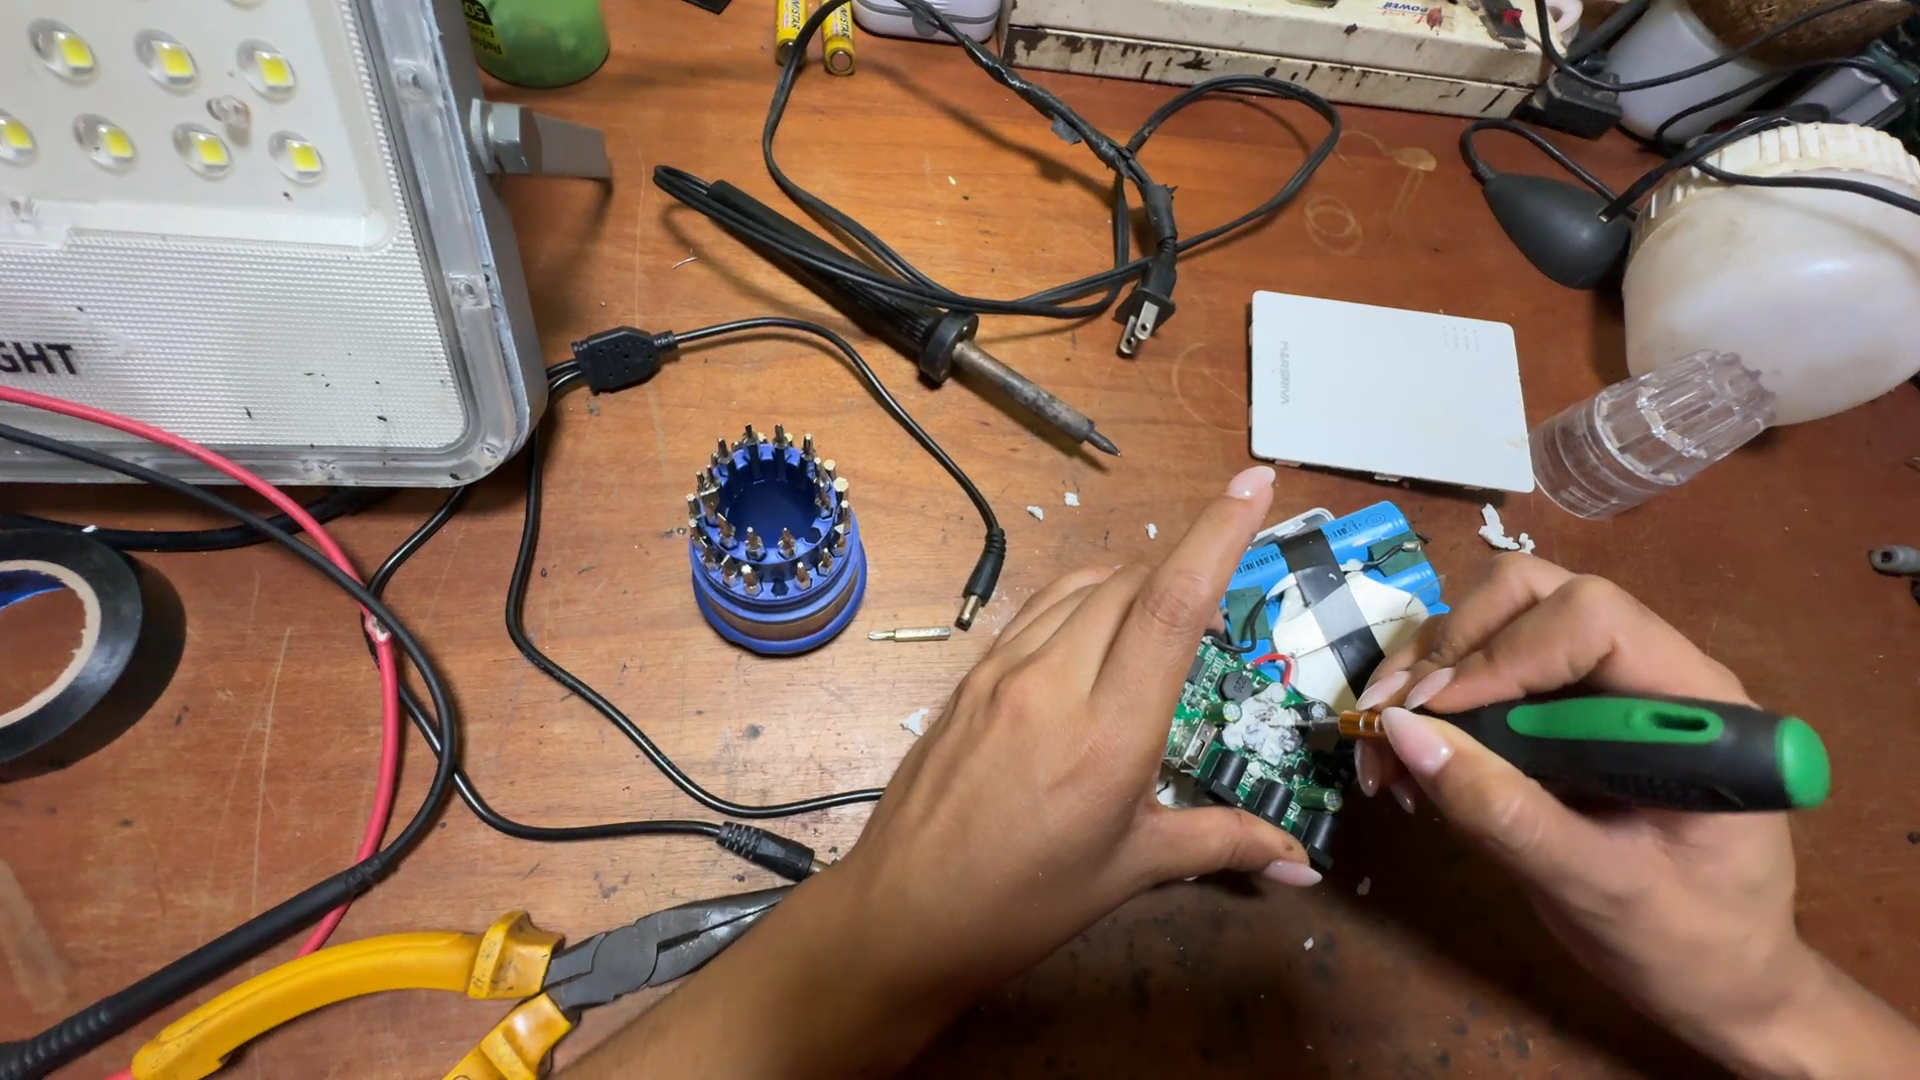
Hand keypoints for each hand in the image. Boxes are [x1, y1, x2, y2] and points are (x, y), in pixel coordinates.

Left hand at [833, 464, 1316, 1005]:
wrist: (905, 909)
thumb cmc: (1024, 902)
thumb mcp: (1130, 871)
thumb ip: (1222, 844)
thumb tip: (1304, 869)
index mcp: (1109, 732)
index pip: (1172, 606)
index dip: (1218, 534)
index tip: (1253, 483)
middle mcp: (1054, 681)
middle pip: (1129, 583)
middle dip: (1181, 568)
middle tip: (1214, 598)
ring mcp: (1002, 670)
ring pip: (1079, 588)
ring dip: (1128, 582)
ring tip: (1156, 612)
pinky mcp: (971, 674)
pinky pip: (1037, 612)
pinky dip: (1078, 602)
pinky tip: (1088, 636)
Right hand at [1352, 555, 1919, 1078]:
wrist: (1701, 971)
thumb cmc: (1686, 937)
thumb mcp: (1600, 887)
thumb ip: (1505, 812)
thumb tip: (1401, 733)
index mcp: (1687, 701)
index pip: (1591, 619)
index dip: (1505, 651)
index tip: (1439, 713)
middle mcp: (1627, 668)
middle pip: (1521, 593)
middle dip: (1445, 648)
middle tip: (1396, 716)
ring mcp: (1574, 679)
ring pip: (1474, 621)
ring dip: (1410, 677)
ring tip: (1378, 750)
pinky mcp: (1529, 699)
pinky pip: (1452, 665)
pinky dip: (1408, 702)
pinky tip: (1393, 756)